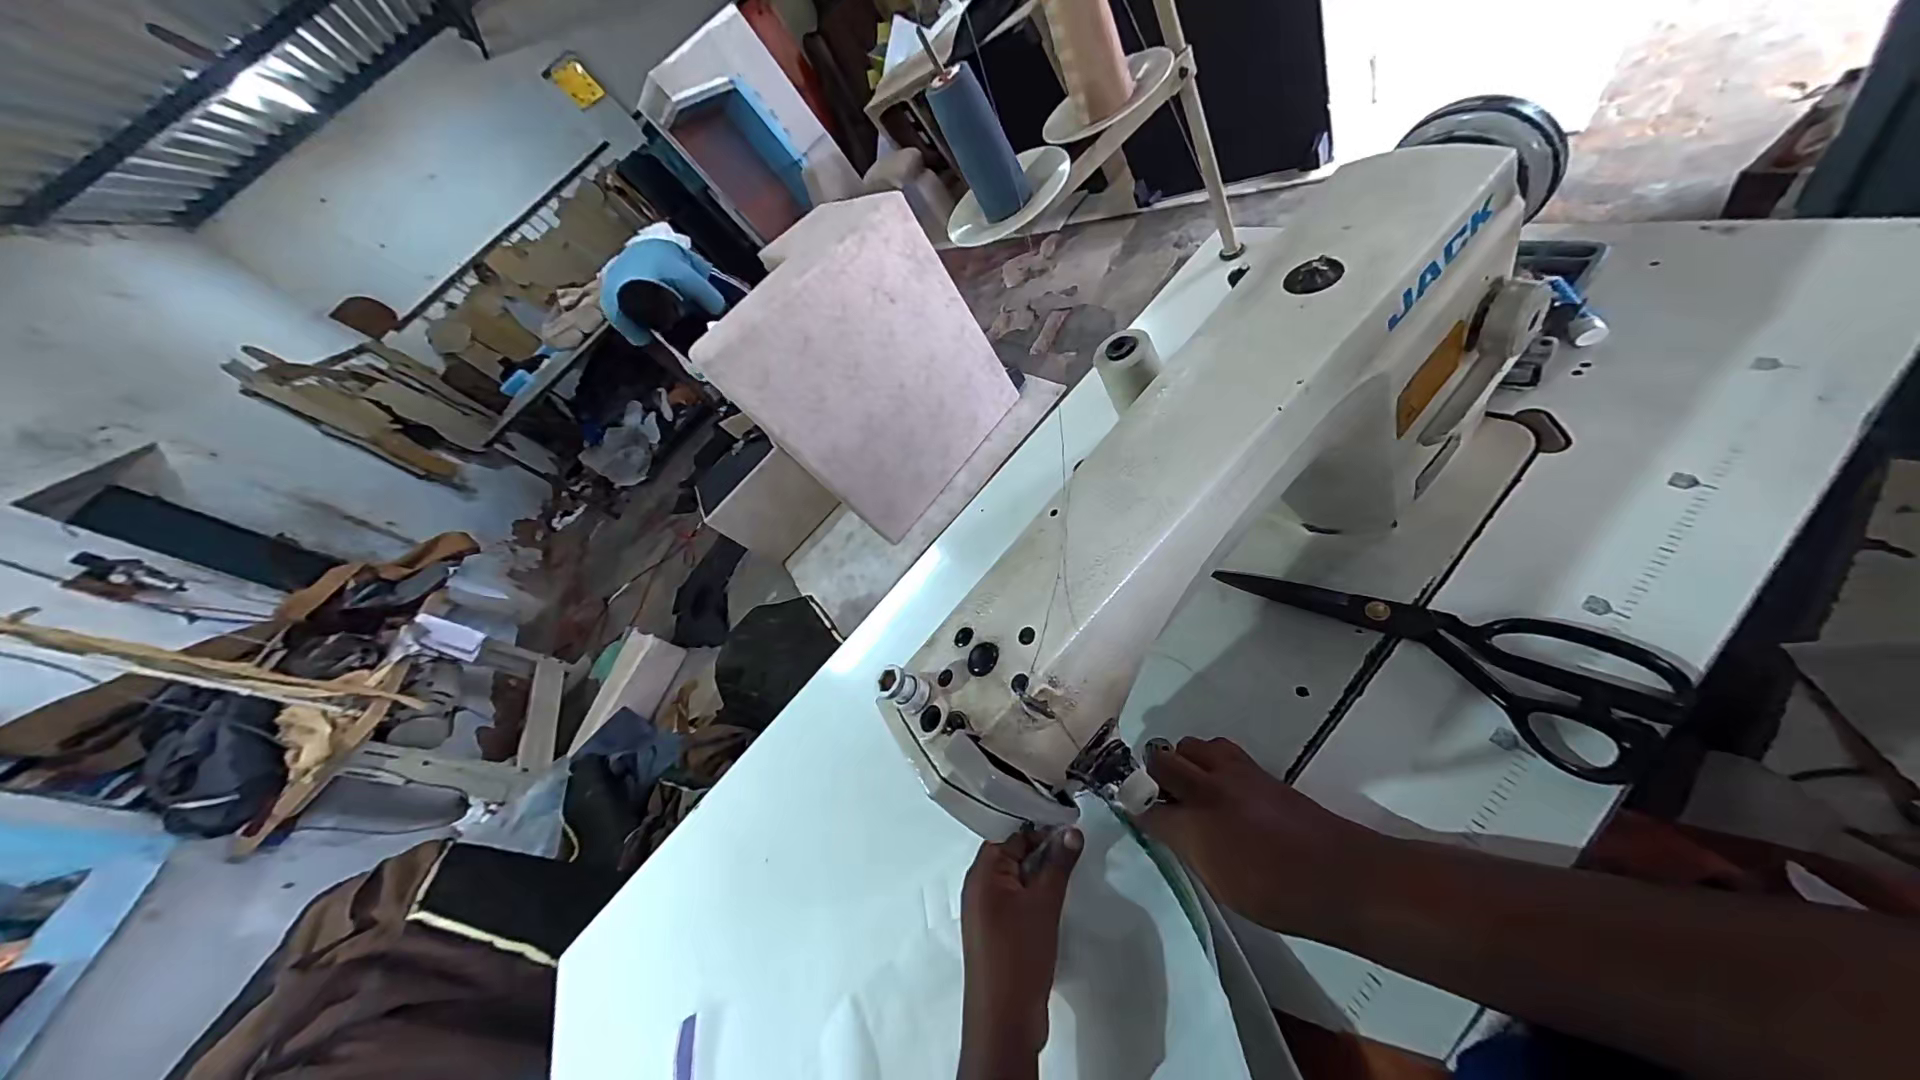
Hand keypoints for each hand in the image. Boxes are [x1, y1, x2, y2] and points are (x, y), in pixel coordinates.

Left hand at [959, 826, 1082, 1072]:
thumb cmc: (1020, 952)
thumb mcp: (1044, 903)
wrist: (1004, 1019)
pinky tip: (1058, 893)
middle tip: (1076, 839)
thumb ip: (1058, 863)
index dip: (1037, 824)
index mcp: (981, 873)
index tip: (1068, 819)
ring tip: (1072, 862)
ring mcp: (986, 911)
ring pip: (1016, 877)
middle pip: (1011, 853)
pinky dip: (1035, 892)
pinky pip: (1016, 899)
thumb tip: (1072, 830)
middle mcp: (979, 886)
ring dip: (1041, 871)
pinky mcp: (997, 931)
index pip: (1008, 833)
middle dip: (1042, 846)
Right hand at [1135, 736, 1385, 934]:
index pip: (1148, 808)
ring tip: (1192, 785)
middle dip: (1154, 774)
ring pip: (1191, 745)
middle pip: (1161, 760)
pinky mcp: (1257, 770)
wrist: (1341, 876)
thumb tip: (1172, 831)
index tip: (1140, 818)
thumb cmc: (1279, 896)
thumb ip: (1189, 851)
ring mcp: (1234, 774)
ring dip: (1183, 760)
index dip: (1140, 812)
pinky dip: (1210, 759)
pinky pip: (1219, 749)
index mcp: (1195, 826)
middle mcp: (1208, 791)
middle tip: (1163, 796)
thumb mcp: (1221, 885)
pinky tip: (1221, 784)